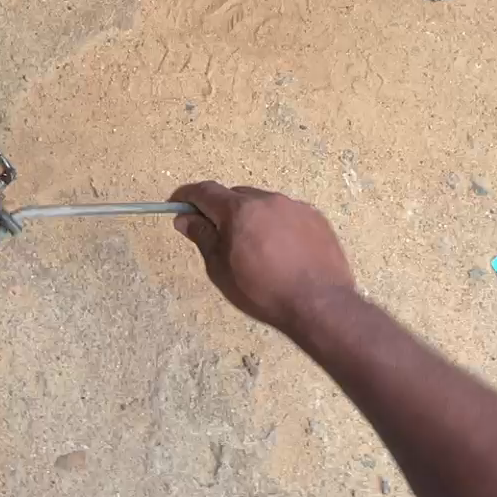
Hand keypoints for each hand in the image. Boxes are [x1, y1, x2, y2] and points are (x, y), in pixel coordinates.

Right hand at [168, 181, 356, 334]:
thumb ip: (202, 237)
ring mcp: (294, 207)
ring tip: (251, 248)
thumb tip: (185, 218)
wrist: (319, 304)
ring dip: (249, 217)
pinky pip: (285, 213)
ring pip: (260, 204)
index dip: (186, 196)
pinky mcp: (315, 218)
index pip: (204, 191)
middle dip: (219, 210)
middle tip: (215, 235)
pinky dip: (273, 224)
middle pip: (233, 195)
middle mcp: (267, 200)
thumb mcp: (220, 268)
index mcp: (239, 210)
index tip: (176, 204)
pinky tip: (278, 251)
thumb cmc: (263, 291)